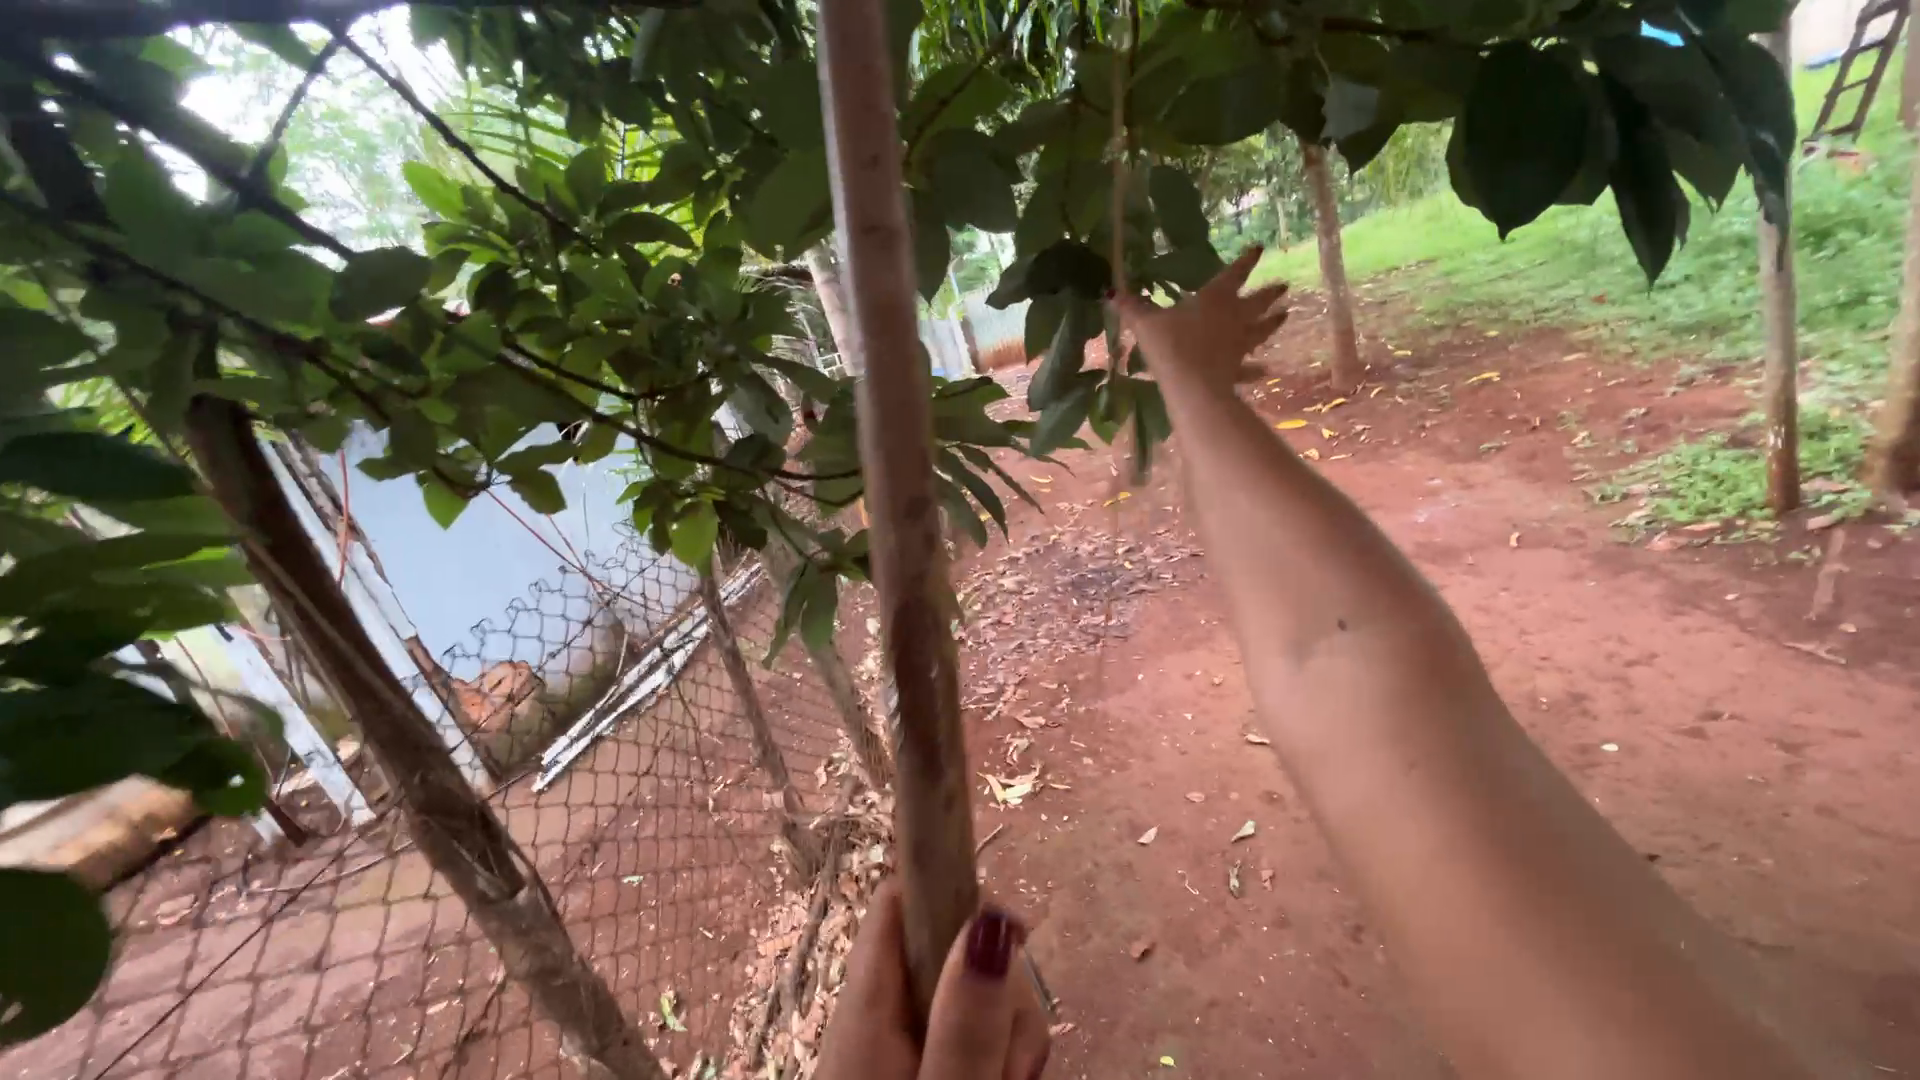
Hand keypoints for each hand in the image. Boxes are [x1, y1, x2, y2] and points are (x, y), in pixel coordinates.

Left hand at [815, 882, 1051, 1079]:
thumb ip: (964, 1025)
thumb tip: (991, 917)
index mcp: (865, 1004)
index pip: (900, 899)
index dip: (957, 892)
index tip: (1016, 932)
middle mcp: (880, 1008)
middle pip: (949, 943)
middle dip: (999, 983)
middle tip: (1013, 1055)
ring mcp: (901, 1038)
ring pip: (969, 987)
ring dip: (1006, 1025)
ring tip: (1011, 1079)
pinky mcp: (922, 1060)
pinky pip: (968, 1029)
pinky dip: (996, 1050)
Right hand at [1113, 245, 1288, 395]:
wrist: (1191, 386)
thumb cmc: (1171, 346)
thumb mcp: (1146, 323)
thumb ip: (1132, 307)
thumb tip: (1110, 291)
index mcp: (1215, 298)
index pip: (1235, 273)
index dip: (1246, 260)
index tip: (1259, 248)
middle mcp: (1234, 317)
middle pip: (1257, 301)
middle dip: (1270, 292)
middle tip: (1284, 286)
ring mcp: (1239, 344)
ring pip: (1261, 330)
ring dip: (1273, 323)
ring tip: (1285, 315)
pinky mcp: (1237, 369)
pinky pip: (1250, 368)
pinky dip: (1257, 369)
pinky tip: (1266, 370)